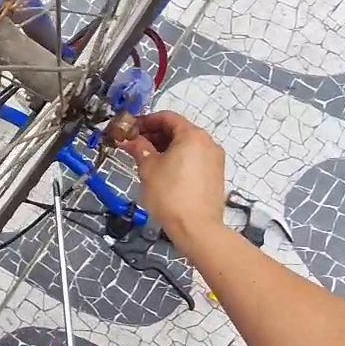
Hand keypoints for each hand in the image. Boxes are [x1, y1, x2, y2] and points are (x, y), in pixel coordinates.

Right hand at [121, 111, 225, 244]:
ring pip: (186, 145)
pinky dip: (177, 158)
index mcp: (192, 135)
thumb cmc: (170, 195)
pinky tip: (162, 171)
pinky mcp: (214, 174)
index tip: (130, 129)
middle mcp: (207, 142)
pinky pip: (193, 158)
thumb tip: (129, 140)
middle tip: (134, 145)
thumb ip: (139, 148)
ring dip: (164, 147)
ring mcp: (214, 159)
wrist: (196, 228)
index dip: (145, 121)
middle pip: (177, 130)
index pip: (166, 117)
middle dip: (154, 135)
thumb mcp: (148, 168)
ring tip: (145, 159)